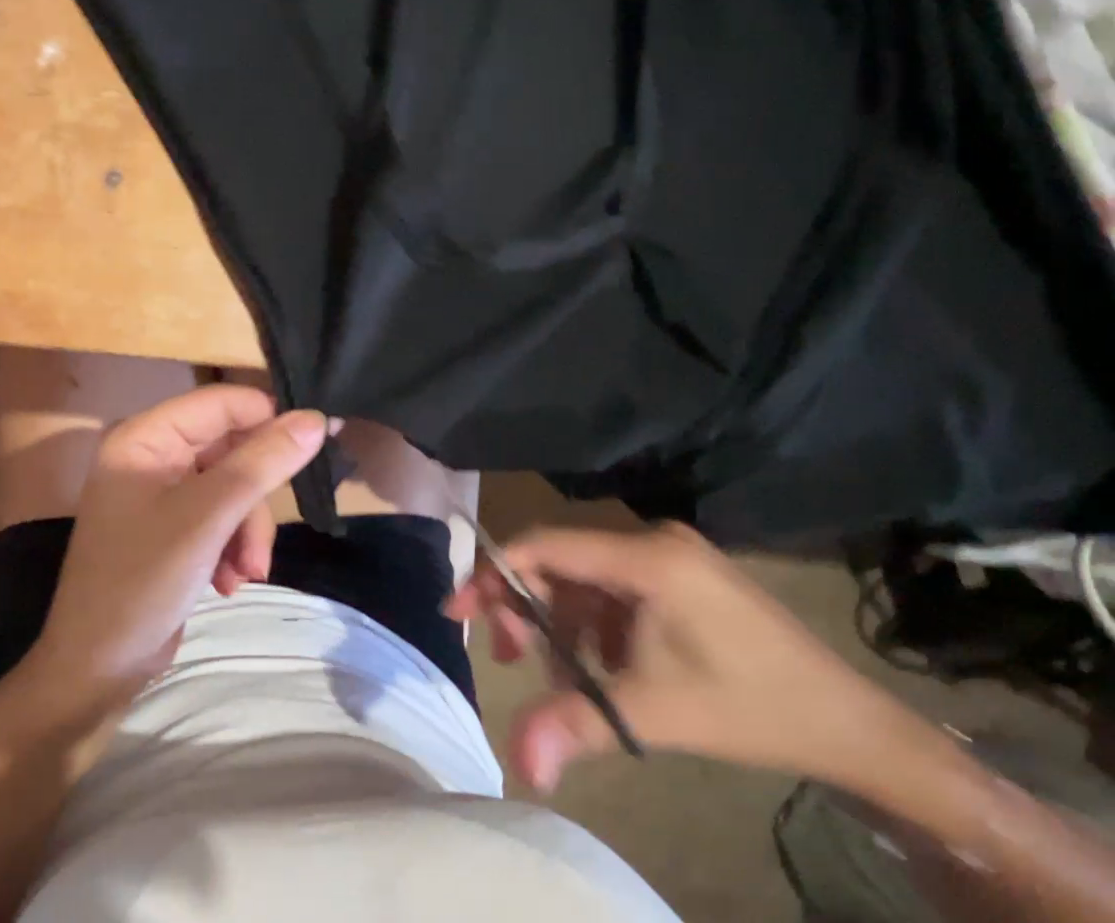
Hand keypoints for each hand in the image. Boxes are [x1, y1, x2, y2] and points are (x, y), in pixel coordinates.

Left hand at [29, 385, 328, 696]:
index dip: (271, 420)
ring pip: (232, 490)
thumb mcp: (207, 518)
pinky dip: (231, 548)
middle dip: (254, 500)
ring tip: (246, 574)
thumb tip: (315, 418)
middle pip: (231, 451)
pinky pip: (218, 520)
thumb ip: (261, 464)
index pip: (222, 404)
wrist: (97, 663)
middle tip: (265, 542)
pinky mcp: (169, 530)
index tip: (319, 445)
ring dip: (247, 532)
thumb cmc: (142, 580)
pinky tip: (227, 584)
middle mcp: (148, 457)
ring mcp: (157, 495)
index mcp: (144, 438)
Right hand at [445, 522, 923, 795]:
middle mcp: (654, 543)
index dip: (492, 576)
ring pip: (581, 580)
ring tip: (562, 679)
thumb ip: (572, 725)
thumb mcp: (652, 714)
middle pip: (558, 561)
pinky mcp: (682, 578)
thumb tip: (519, 767)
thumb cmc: (752, 708)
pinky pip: (611, 591)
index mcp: (648, 559)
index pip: (544, 546)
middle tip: (515, 660)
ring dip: (558, 627)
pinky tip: (600, 669)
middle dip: (526, 610)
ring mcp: (672, 558)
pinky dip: (590, 628)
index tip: (459, 614)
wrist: (851, 727)